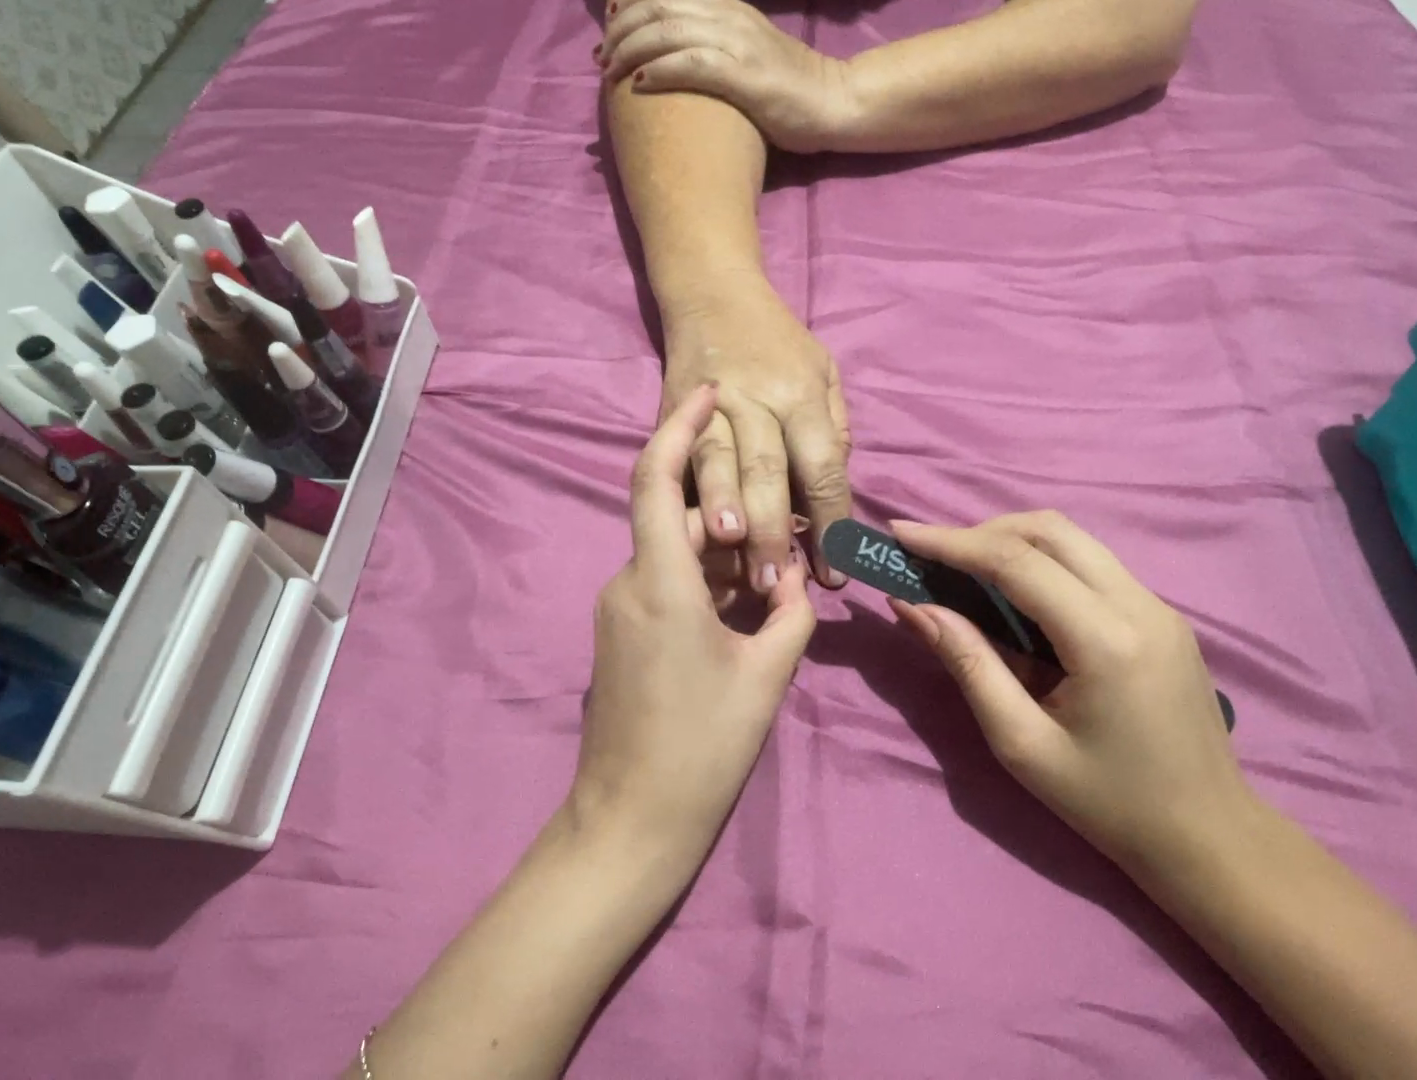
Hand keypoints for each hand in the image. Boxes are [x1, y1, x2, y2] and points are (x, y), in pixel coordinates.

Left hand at [574, 384, 817, 853]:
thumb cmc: (703, 744)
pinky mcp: (621, 635)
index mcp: (659, 580)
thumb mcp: (766, 674)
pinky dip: (706, 582)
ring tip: (781, 570)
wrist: (632, 816)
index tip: (708, 393)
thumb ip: (789, 614)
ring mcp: (619, 610)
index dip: (678, 427)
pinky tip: (748, 602)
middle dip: (736, 514)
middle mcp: (629, 583)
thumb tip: (797, 579)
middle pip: (680, 520)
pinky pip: (665, 586)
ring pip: (675, 555)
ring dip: (725, 554)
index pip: (656, 479)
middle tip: (792, 530)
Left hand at [598, 0, 860, 152]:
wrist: (832, 104)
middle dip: (620, 28)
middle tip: (601, 56)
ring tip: (609, 71)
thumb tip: (675, 55)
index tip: (608, 25)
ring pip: (666, 32)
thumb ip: (713, 45)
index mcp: (727, 7)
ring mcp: (737, 45)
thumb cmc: (787, 89)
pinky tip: (638, 83)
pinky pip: (691, 65)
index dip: (630, 2)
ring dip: (629, 50)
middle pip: (658, 7)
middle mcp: (728, 17)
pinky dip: (658, 70)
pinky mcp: (744, 77)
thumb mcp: (746, 51)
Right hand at [660, 274, 852, 592]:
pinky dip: (685, 497)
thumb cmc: (778, 343)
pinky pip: (677, 462)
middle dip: (772, 528)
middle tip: (774, 582)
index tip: (835, 570)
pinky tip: (688, 533)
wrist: (711, 297)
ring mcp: (707, 408)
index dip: (830, 521)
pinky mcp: (670, 415)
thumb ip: (834, 427)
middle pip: (765, 470)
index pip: (821, 466)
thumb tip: (832, 491)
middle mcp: (754, 402)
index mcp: (800, 394)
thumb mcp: (824, 371)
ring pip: (714, 464)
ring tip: (727, 552)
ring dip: (720, 509)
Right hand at [887, 513, 1254, 870]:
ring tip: (961, 573)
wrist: (1208, 837)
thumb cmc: (1107, 802)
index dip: (951, 542)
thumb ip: (968, 665)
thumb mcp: (1021, 744)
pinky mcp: (1162, 618)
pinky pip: (1092, 567)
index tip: (899, 533)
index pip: (1017, 561)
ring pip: (1074, 542)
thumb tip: (914, 607)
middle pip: (1050, 530)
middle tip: (930, 557)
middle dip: (981, 532)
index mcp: (1105, 640)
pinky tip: (1013, 600)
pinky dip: (1043, 566)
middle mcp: (1139, 605)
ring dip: (1012, 544)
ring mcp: (1158, 607)